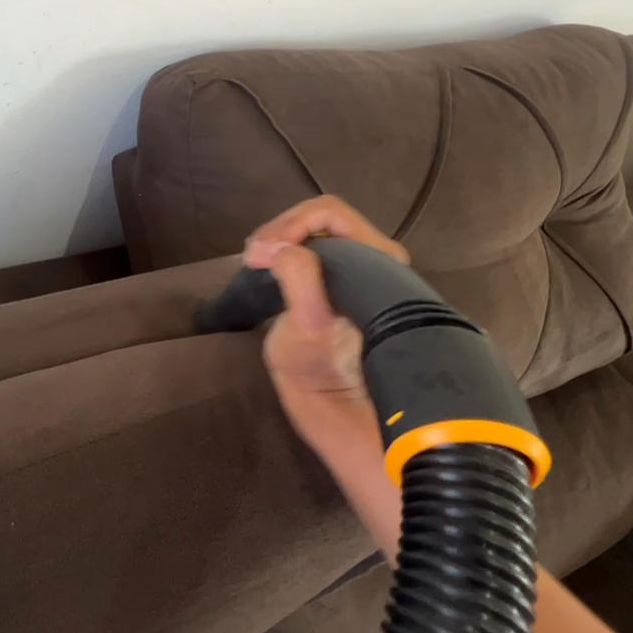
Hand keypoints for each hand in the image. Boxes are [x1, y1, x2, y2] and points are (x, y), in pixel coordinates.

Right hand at [243, 196, 406, 409]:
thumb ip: (301, 281)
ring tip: (256, 262)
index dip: (290, 225)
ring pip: (316, 232)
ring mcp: (362, 273)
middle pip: (322, 218)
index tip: (260, 253)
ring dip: (281, 240)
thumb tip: (279, 247)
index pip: (330, 214)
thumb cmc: (328, 378)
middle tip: (253, 257)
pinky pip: (314, 250)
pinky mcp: (345, 286)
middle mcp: (378, 261)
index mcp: (379, 263)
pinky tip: (268, 269)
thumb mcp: (308, 331)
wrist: (340, 418)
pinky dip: (286, 253)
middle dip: (281, 231)